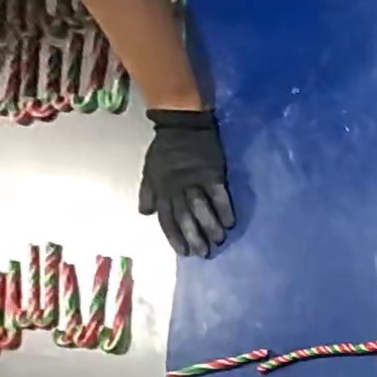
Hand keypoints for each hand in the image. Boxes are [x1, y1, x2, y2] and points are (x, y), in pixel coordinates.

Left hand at [141, 108, 234, 257]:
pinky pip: (219, 196)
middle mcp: (178, 188)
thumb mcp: (150, 169)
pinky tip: (230, 223)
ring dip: (210, 227)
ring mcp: (196, 181)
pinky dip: (224, 210)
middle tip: (203, 253)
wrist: (182, 124)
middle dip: (194, 237)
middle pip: (185, 218)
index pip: (167, 218)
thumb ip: (148, 192)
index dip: (175, 237)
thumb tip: (146, 213)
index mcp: (162, 189)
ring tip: (218, 240)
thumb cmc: (165, 149)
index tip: (184, 252)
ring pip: (202, 209)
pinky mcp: (213, 173)